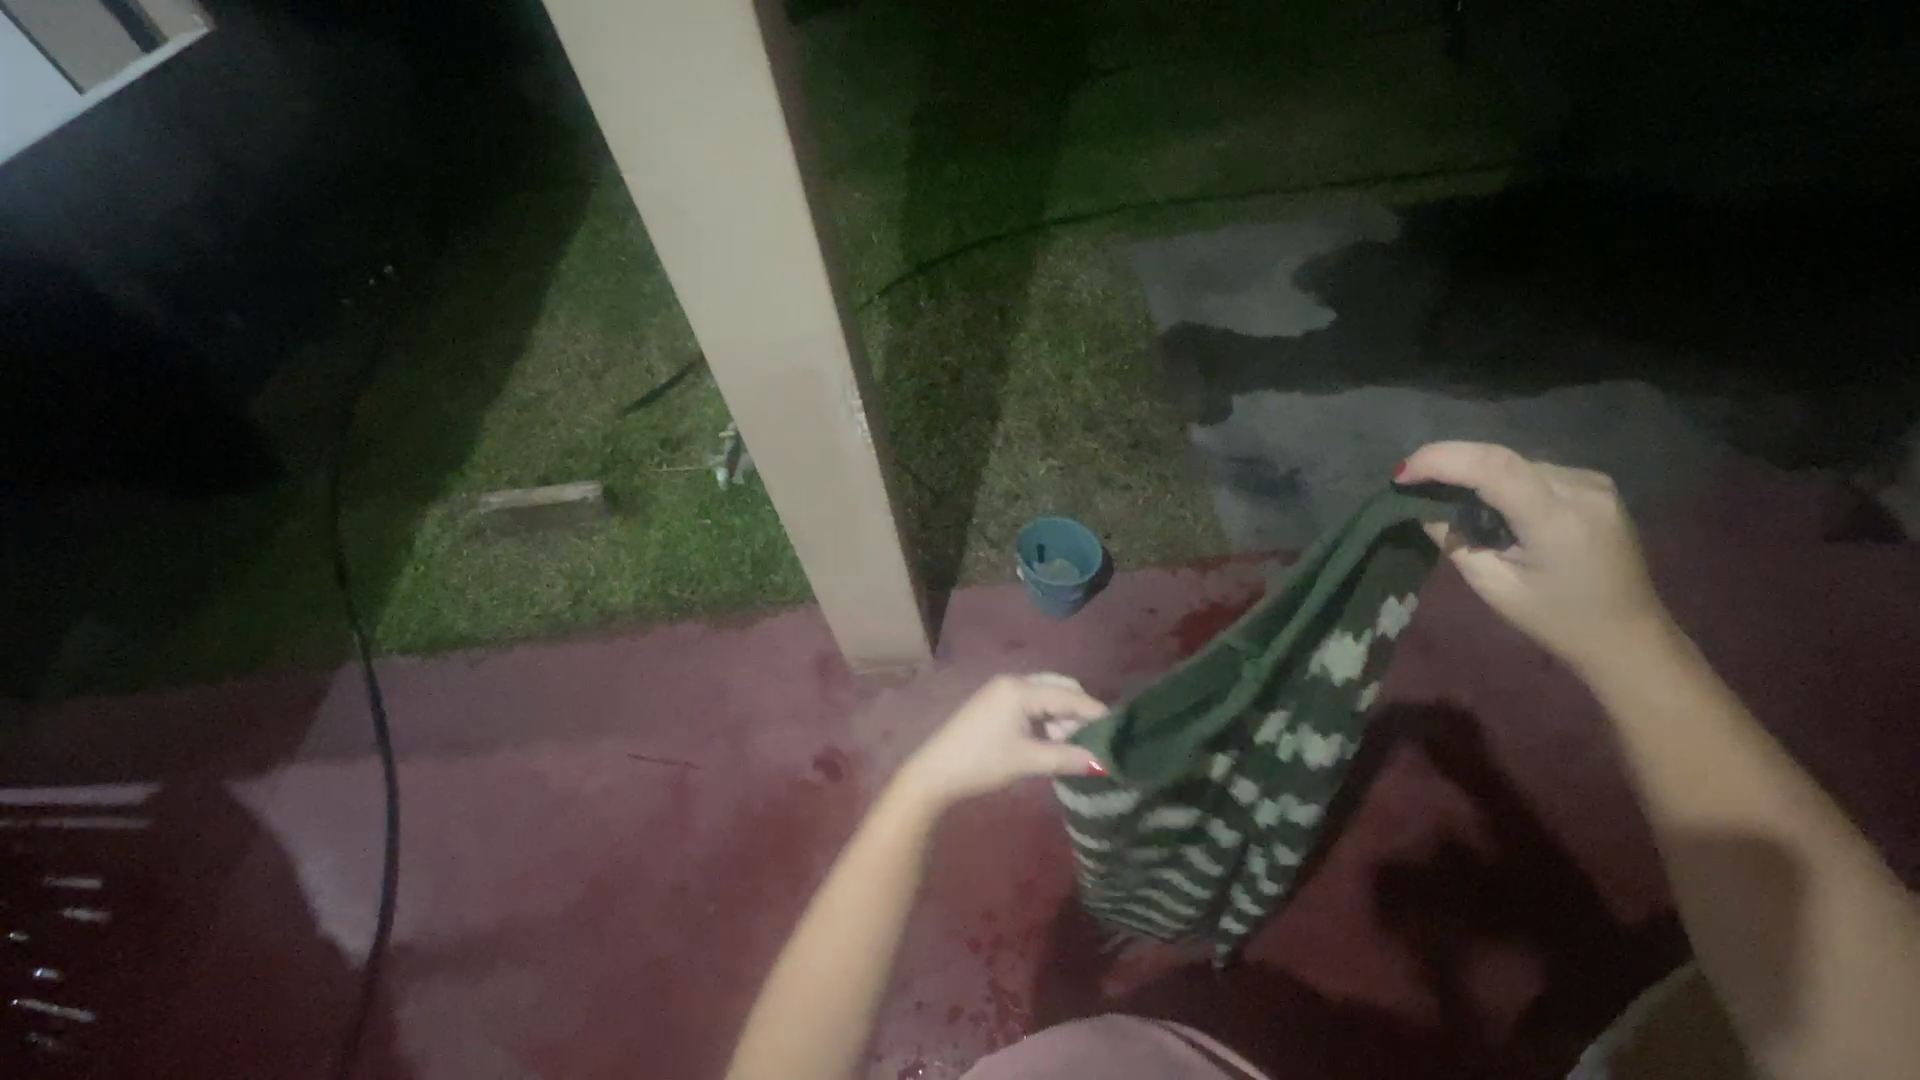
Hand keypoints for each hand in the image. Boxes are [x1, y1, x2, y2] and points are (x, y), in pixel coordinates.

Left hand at [896, 674, 1107, 808]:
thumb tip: (1104, 763)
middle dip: (1078, 713)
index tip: (1118, 732)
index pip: (1070, 696)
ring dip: (1062, 718)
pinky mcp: (996, 704)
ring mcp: (1002, 691)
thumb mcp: (1027, 760)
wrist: (934, 772)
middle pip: (1060, 689)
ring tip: (1069, 747)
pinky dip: (1046, 720)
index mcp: (1021, 689)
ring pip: (1046, 697)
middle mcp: (1013, 682)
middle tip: (1091, 742)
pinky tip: (1051, 742)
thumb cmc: (981, 762)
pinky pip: (1032, 704)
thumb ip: (1067, 758)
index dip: (1095, 714)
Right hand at [1397, 441, 1671, 672]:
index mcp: (1556, 520)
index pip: (1492, 466)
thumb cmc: (1556, 621)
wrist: (1628, 636)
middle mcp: (1580, 489)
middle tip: (1411, 484)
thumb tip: (1423, 508)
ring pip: (1516, 463)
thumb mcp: (1494, 586)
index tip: (1401, 475)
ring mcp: (1594, 483)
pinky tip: (1490, 504)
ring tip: (1447, 498)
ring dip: (1476, 474)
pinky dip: (1502, 481)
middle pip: (1501, 459)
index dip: (1440, 459)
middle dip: (1450, 465)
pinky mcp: (1597, 486)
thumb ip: (1455, 542)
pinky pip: (1535, 472)